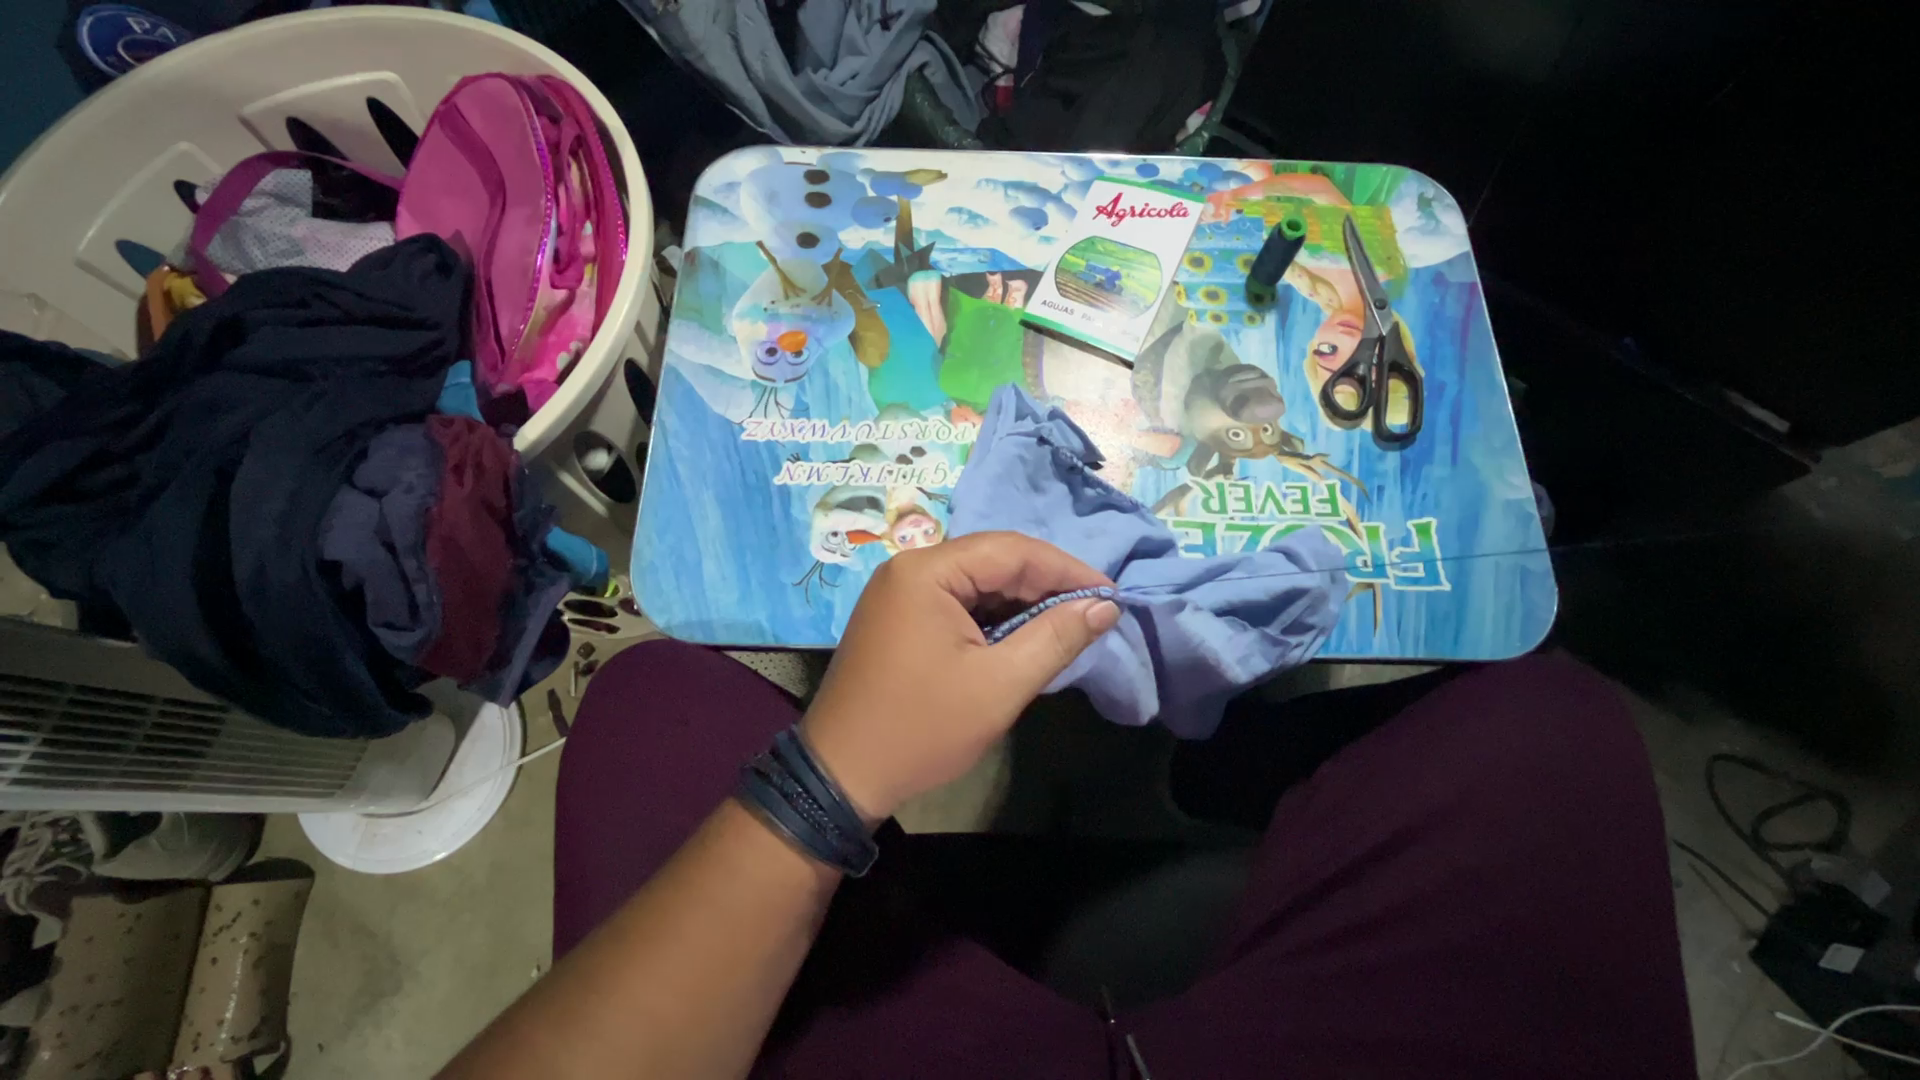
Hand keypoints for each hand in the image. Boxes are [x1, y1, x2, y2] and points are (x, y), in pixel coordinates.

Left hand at [800, 532, 1120, 822]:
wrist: (841, 776)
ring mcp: (898, 593)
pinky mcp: (898, 619)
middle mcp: (909, 569)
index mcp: (927, 571)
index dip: (1066, 570)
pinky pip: (956, 603)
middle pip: (992, 560)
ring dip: (1021, 603)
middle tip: (1092, 614)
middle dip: (1045, 586)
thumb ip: (1056, 639)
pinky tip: (1022, 638)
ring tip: (1066, 627)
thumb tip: (1104, 606)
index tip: (1111, 595)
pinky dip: (993, 618)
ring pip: (976, 583)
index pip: (1012, 550)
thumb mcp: (999, 686)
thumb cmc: (922, 729)